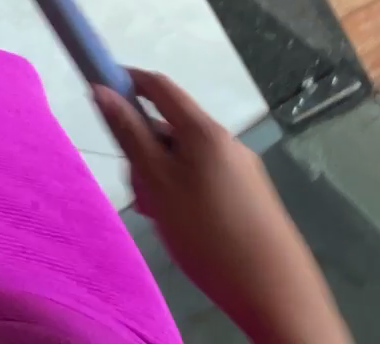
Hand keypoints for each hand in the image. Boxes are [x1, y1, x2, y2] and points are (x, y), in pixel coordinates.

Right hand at [97, 71, 350, 343]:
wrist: (279, 298)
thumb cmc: (208, 234)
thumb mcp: (156, 182)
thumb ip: (128, 133)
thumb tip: (101, 88)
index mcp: (204, 131)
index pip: (159, 85)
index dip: (126, 81)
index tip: (100, 96)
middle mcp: (226, 141)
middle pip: (171, 124)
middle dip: (142, 143)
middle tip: (135, 183)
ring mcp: (242, 169)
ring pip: (185, 154)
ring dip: (160, 171)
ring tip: (158, 212)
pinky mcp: (251, 195)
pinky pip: (203, 175)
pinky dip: (181, 187)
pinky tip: (181, 222)